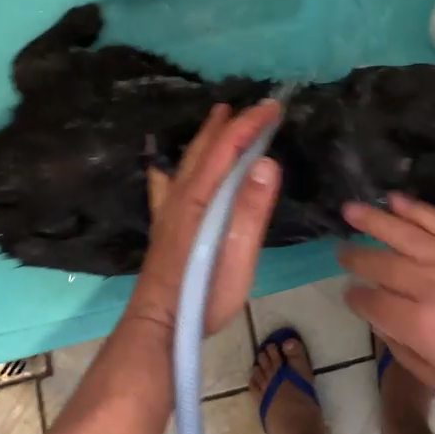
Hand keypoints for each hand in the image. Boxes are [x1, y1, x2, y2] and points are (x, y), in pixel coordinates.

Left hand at [127, 103, 282, 335]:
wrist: (159, 327)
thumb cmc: (203, 295)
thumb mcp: (236, 256)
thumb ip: (250, 209)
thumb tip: (267, 161)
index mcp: (199, 198)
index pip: (226, 148)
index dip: (250, 124)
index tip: (275, 107)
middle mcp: (180, 195)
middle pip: (206, 148)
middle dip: (232, 123)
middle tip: (257, 107)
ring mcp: (169, 209)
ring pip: (188, 159)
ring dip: (208, 135)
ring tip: (220, 115)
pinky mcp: (165, 223)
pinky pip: (170, 178)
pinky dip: (178, 160)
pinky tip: (168, 163)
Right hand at [339, 194, 434, 409]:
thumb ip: (406, 353)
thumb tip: (384, 325)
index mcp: (421, 325)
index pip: (373, 303)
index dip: (356, 298)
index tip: (348, 294)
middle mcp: (432, 286)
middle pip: (382, 265)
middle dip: (356, 258)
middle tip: (341, 252)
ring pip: (404, 233)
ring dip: (373, 220)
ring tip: (350, 210)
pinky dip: (415, 208)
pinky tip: (395, 200)